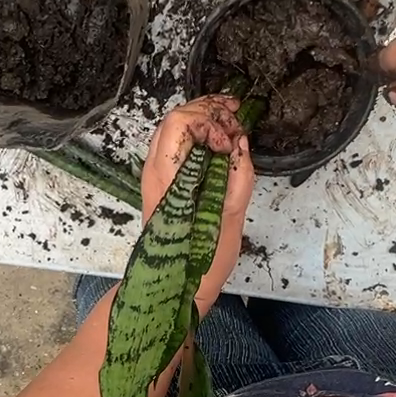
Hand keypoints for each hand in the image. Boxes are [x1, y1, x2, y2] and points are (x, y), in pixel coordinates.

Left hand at [139, 95, 255, 303]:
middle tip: (235, 115)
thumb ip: (238, 176)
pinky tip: (218, 144)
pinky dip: (197, 137)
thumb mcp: (229, 219)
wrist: (173, 286)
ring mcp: (154, 176)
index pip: (180, 122)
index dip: (210, 119)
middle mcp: (154, 172)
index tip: (230, 139)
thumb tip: (241, 144)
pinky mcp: (161, 183)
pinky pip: (175, 146)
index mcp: (168, 178)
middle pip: (175, 118)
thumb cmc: (198, 262)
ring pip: (174, 130)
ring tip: (230, 125)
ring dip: (203, 121)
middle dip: (208, 110)